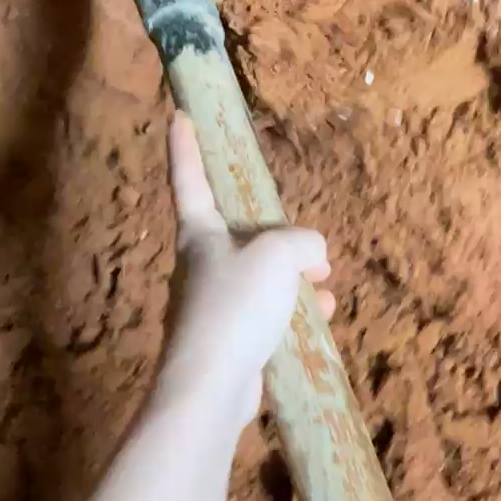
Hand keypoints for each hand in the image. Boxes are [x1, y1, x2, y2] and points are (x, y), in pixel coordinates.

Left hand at [156, 112, 333, 430]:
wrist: (211, 386)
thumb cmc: (236, 304)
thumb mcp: (279, 254)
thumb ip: (302, 240)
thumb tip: (312, 255)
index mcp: (199, 233)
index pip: (189, 177)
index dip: (184, 146)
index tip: (176, 114)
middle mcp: (202, 264)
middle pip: (243, 235)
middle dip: (282, 240)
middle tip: (312, 252)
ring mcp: (214, 304)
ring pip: (263, 277)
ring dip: (297, 281)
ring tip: (323, 289)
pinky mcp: (230, 340)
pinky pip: (268, 313)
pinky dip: (294, 312)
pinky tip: (321, 318)